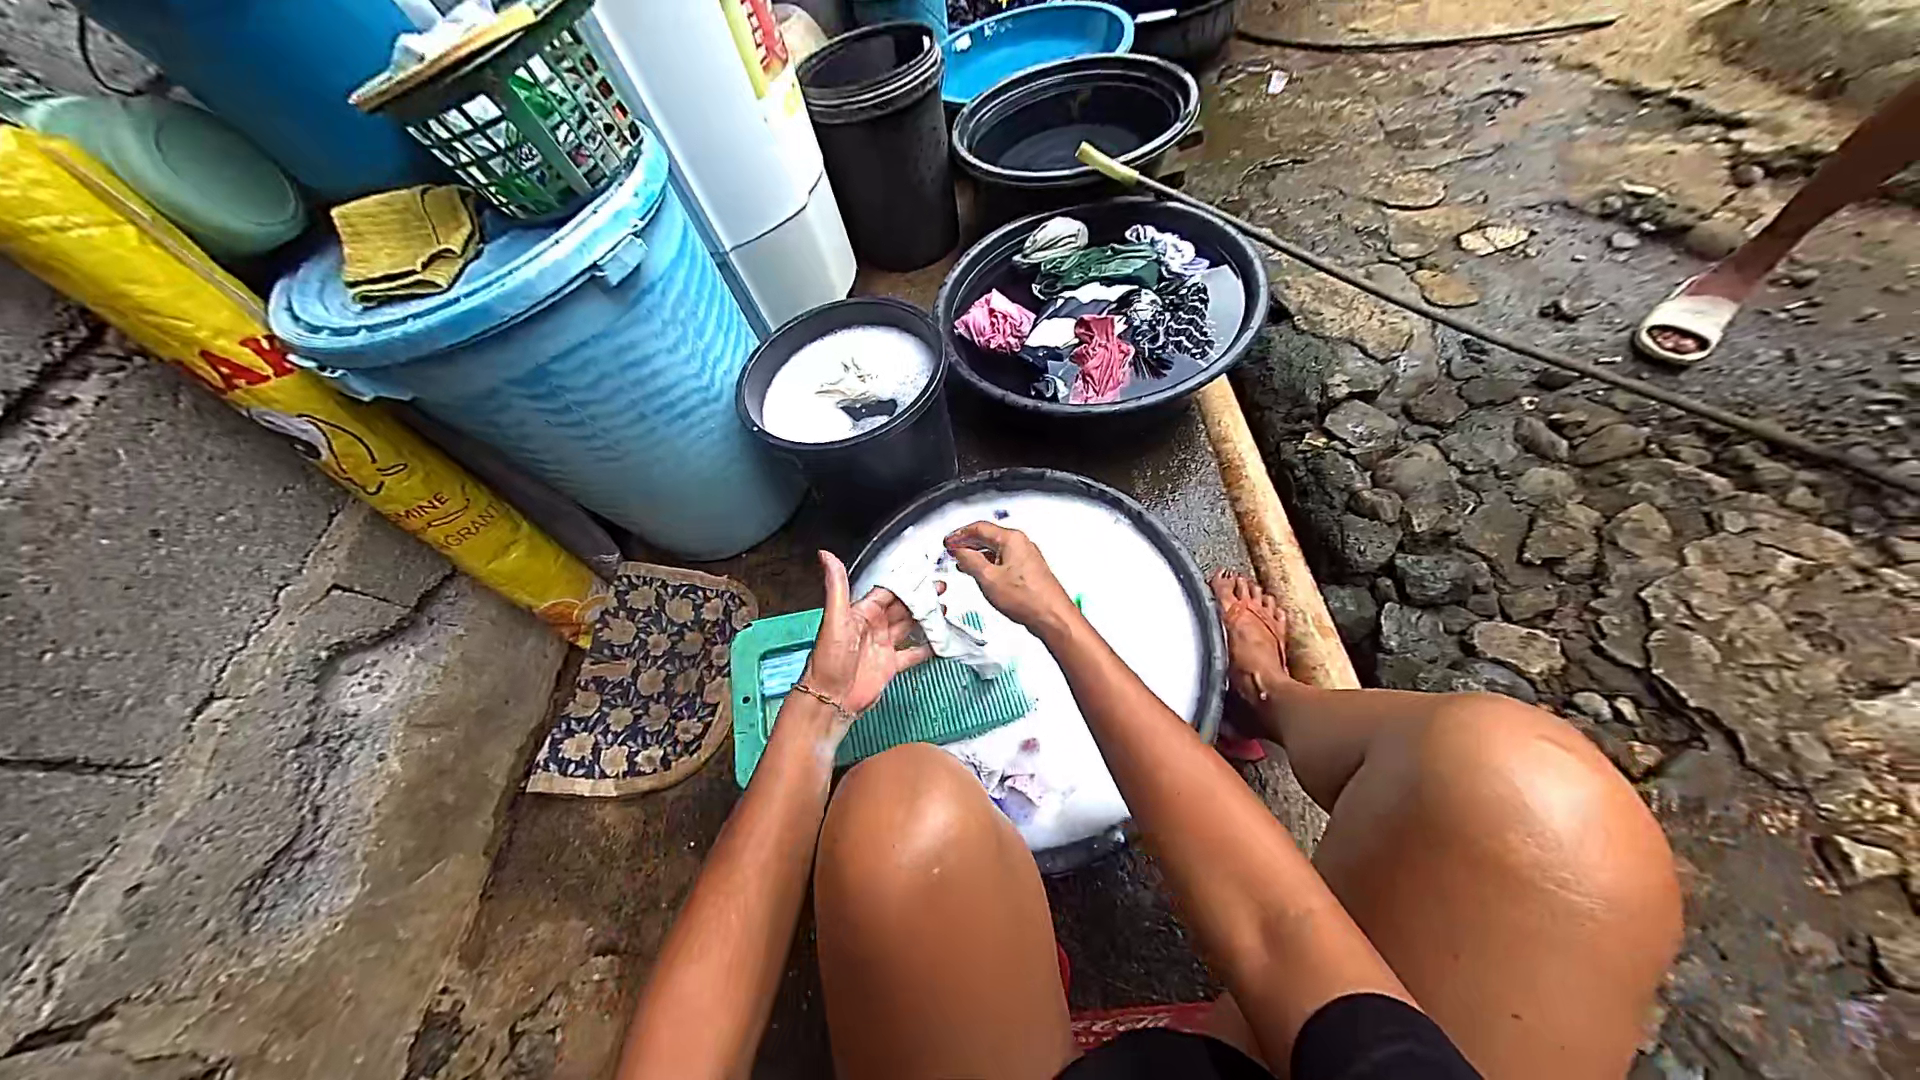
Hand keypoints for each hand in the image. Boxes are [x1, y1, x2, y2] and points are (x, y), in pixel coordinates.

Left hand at [798, 550, 932, 724]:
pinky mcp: (889, 665)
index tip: (924, 573)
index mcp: (861, 613)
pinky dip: (926, 648)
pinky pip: (912, 653)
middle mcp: (873, 627)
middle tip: (941, 588)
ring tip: (944, 609)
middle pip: (902, 607)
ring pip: (909, 626)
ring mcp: (882, 646)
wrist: (831, 699)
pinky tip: (938, 642)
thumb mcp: (835, 619)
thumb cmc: (828, 660)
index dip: (907, 583)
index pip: (888, 592)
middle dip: (922, 598)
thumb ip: (837, 587)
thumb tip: (826, 556)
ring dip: (926, 618)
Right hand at [943, 522, 1078, 637]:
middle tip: (952, 547)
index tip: (949, 540)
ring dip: (977, 554)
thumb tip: (959, 551)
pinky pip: (1004, 560)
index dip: (960, 534)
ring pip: (996, 549)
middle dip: (968, 542)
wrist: (1052, 616)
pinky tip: (982, 572)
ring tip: (962, 560)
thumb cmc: (1028, 598)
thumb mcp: (988, 578)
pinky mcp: (1028, 570)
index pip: (979, 528)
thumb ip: (970, 561)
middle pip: (988, 536)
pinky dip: (989, 563)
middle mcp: (1021, 544)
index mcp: (1012, 540)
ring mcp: (1026, 557)